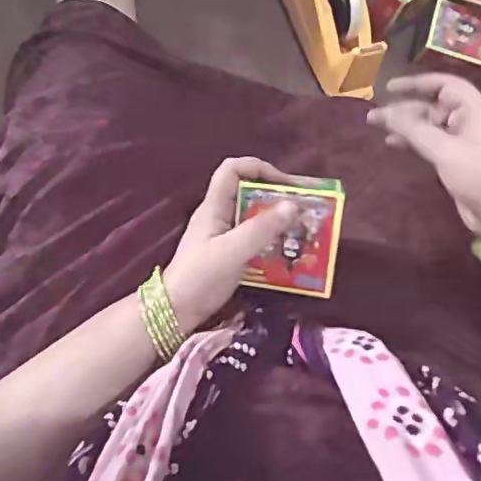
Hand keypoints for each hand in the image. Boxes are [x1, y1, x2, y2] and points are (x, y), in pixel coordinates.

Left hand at [162, 157, 301, 326]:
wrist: (176, 311)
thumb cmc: (200, 277)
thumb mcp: (232, 251)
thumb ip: (261, 229)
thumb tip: (293, 205)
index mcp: (214, 207)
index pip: (232, 169)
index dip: (259, 168)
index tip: (284, 185)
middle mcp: (219, 216)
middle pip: (248, 192)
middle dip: (277, 197)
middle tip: (304, 209)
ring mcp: (223, 236)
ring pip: (253, 217)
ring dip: (277, 220)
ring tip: (302, 230)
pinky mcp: (228, 254)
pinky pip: (254, 239)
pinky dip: (271, 240)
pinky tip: (288, 252)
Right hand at [366, 74, 480, 235]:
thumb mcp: (446, 151)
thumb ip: (414, 130)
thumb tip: (385, 112)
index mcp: (478, 111)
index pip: (446, 85)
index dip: (417, 83)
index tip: (389, 87)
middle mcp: (472, 122)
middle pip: (435, 106)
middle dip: (405, 109)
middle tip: (374, 116)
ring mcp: (466, 143)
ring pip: (432, 126)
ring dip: (406, 127)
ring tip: (378, 129)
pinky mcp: (459, 162)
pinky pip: (434, 144)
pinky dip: (415, 142)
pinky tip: (395, 144)